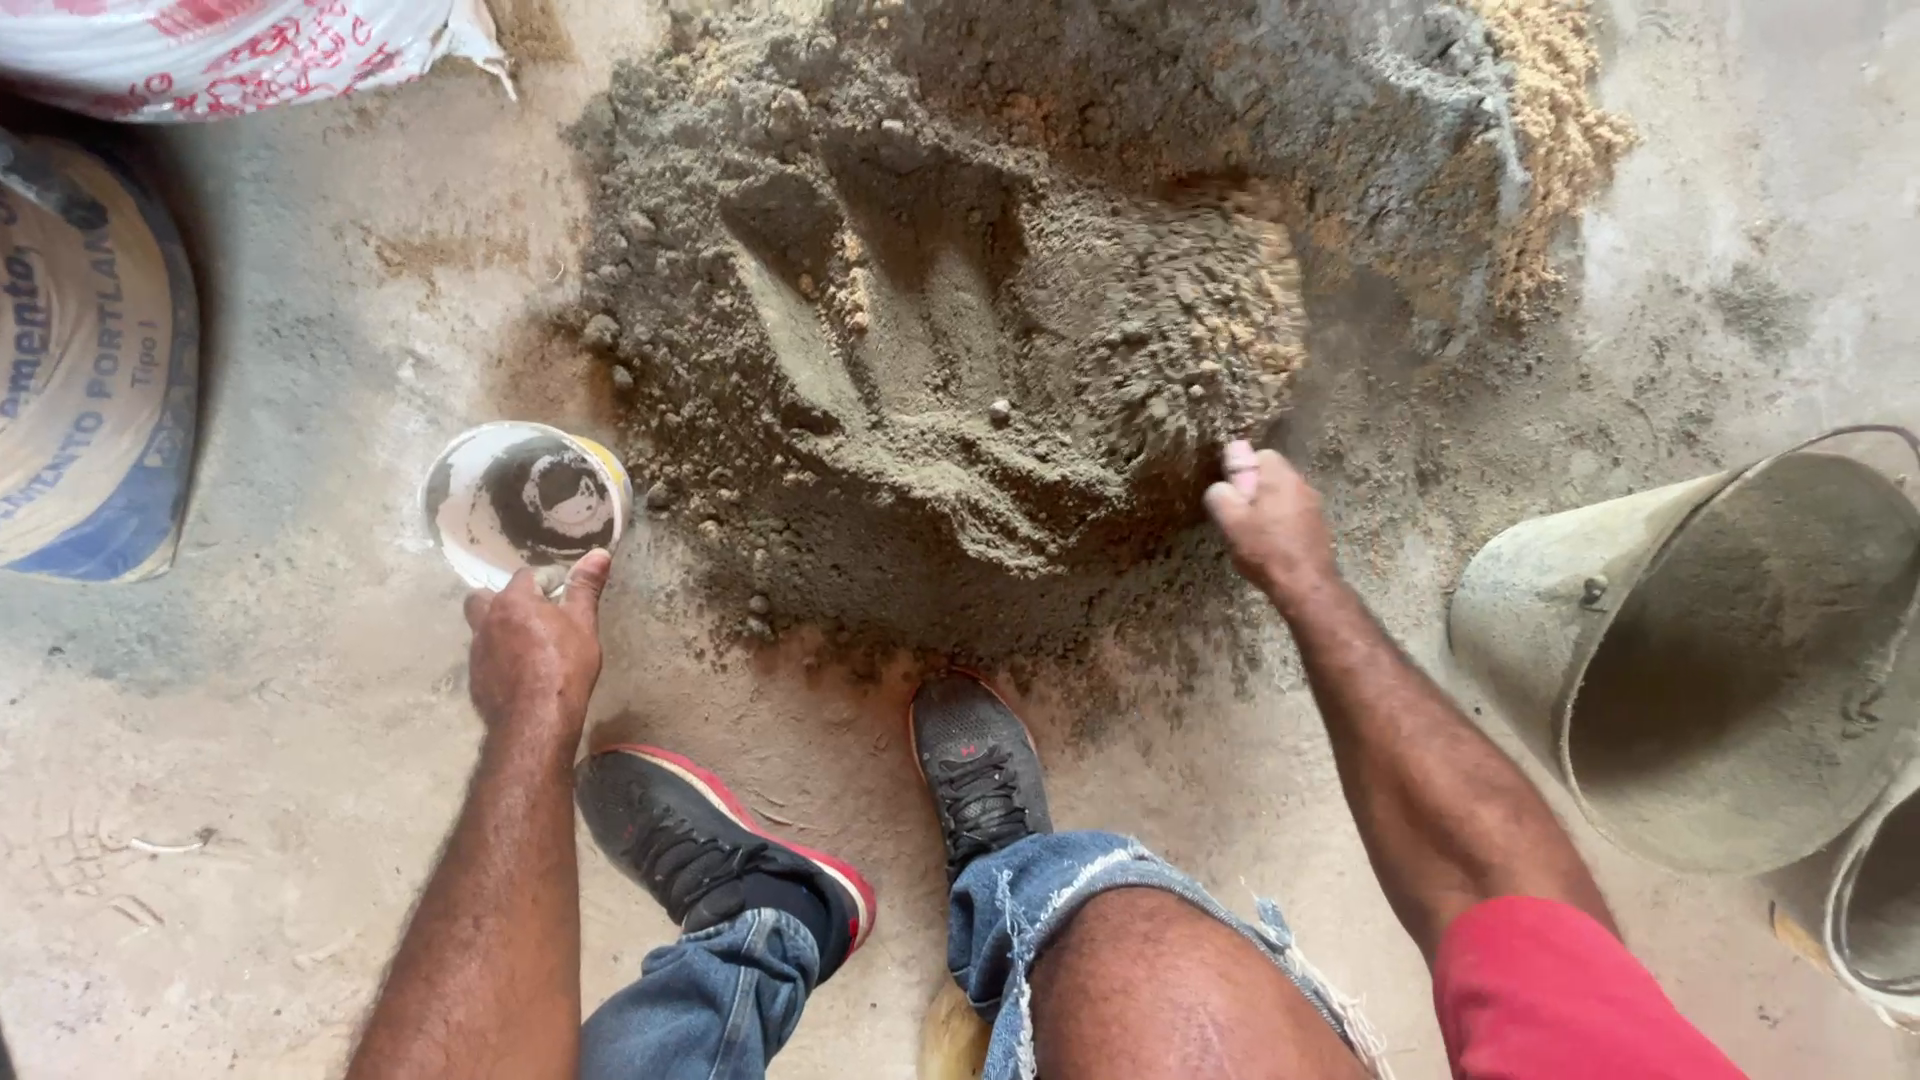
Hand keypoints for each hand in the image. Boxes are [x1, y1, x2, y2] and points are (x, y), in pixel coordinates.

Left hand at [463, 549, 611, 743]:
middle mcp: (486, 621)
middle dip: (503, 600)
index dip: (544, 581)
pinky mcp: (475, 678)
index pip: (525, 576)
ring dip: (499, 629)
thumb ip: (586, 587)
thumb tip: (598, 553)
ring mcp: (476, 651)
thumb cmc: (565, 664)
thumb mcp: (584, 623)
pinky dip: (499, 656)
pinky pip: (485, 657)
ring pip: (482, 629)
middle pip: (483, 598)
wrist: (537, 718)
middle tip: (531, 614)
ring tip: (528, 644)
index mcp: (513, 602)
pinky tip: (521, 671)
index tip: (562, 593)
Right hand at [1203, 440, 1340, 612]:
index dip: (1241, 470)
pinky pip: (1292, 514)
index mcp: (1280, 477)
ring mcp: (1313, 506)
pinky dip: (1279, 523)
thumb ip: (1220, 496)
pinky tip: (1270, 545)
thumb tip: (1220, 486)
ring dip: (1266, 508)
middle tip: (1238, 516)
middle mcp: (1302, 485)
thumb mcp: (1230, 522)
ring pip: (1282, 496)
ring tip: (1252, 534)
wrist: (1305, 585)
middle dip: (1253, 491)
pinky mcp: (1318, 526)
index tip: (1232, 493)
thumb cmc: (1265, 549)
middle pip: (1272, 476)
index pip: (1260, 454)